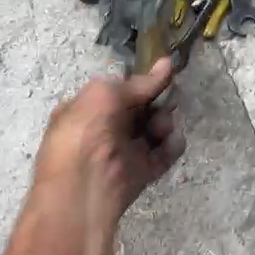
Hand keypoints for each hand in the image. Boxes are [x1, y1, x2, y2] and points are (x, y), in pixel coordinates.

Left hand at [30, 58, 185, 234]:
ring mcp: (124, 152)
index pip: (120, 90)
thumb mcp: (104, 95)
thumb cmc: (84, 134)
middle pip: (142, 108)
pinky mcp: (141, 172)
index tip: (166, 72)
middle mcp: (105, 130)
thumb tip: (167, 63)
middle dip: (159, 101)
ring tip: (162, 127)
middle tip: (170, 98)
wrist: (82, 191)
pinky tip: (172, 141)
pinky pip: (163, 154)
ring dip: (164, 122)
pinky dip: (172, 146)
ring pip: (154, 129)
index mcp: (87, 110)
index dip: (142, 82)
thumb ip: (138, 83)